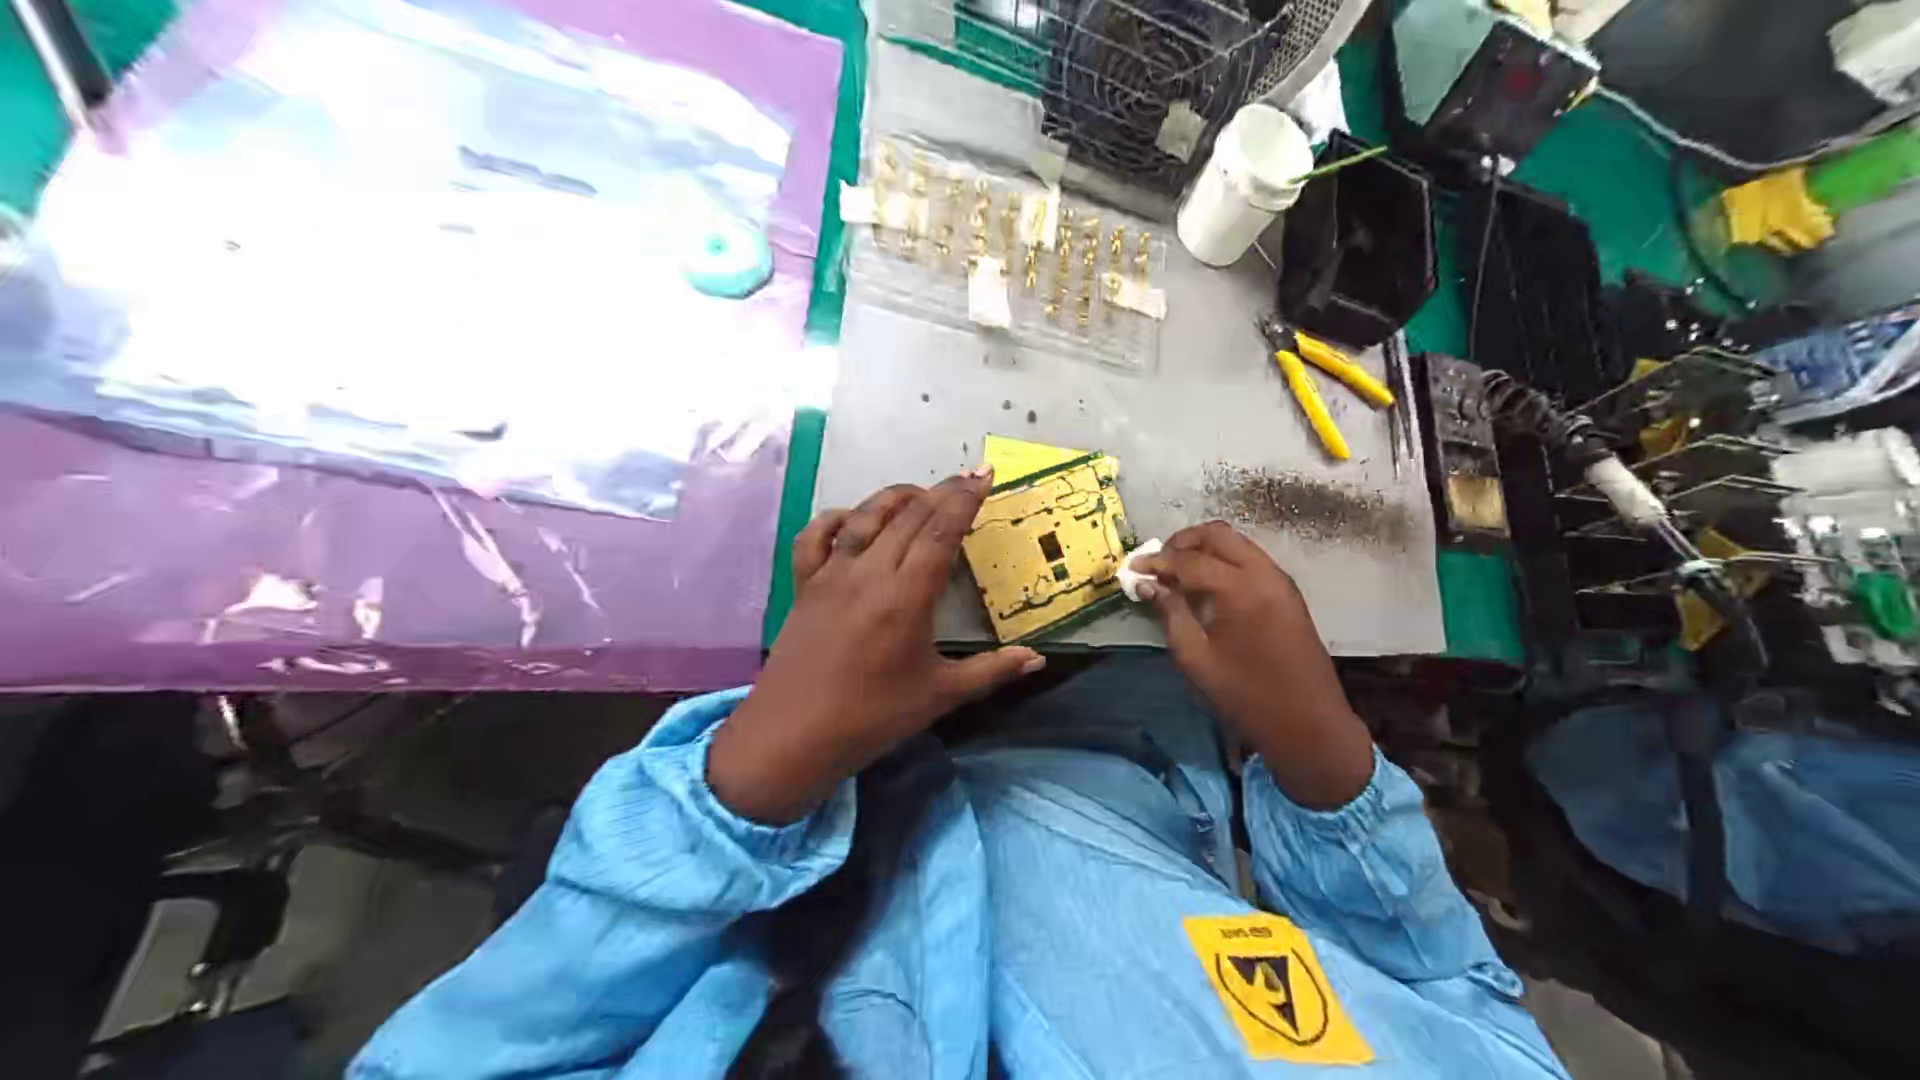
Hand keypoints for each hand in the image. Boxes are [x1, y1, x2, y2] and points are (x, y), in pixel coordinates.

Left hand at [708, 470, 1045, 822]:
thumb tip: (1037, 658)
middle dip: (941, 492)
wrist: (792, 736)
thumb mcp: (940, 696)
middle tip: (966, 479)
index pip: (941, 532)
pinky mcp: (804, 586)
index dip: (965, 499)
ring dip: (895, 497)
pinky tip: (853, 519)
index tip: (984, 475)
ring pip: (865, 517)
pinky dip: (836, 519)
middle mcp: (868, 574)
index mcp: (905, 597)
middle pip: (908, 517)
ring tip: (920, 492)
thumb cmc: (872, 718)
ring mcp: (830, 576)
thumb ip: (991, 671)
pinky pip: (815, 537)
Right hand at [1135, 522, 1372, 807]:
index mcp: (1241, 590)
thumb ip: (1171, 613)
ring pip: (1236, 543)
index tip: (1132, 569)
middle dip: (1182, 542)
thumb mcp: (1195, 658)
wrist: (1308, 724)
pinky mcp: (1286, 593)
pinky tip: (1204, 585)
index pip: (1190, 560)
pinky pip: (1250, 559)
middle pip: (1217, 534)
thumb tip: (1148, 585)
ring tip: (1176, 574)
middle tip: (1157, 563)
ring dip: (1203, 549)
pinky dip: (1223, 561)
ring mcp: (1280, 581)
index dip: (1157, 562)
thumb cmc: (1245, 695)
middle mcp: (1264, 574)